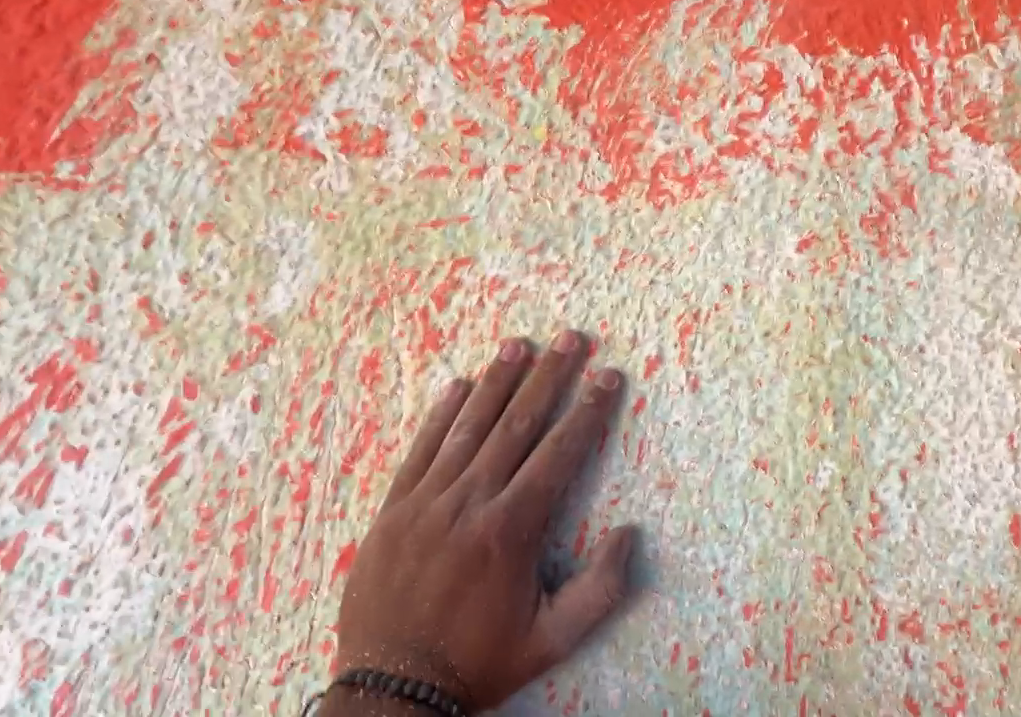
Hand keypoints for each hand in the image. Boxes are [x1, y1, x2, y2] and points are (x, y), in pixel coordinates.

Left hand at [329, 331, 634, 712]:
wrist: (390, 688)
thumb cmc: (479, 661)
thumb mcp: (552, 641)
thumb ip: (600, 590)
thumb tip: (629, 533)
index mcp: (511, 530)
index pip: (560, 453)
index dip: (589, 410)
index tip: (608, 375)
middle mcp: (471, 503)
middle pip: (518, 425)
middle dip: (550, 377)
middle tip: (571, 339)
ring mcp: (427, 501)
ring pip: (470, 427)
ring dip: (498, 381)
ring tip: (519, 345)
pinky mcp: (394, 508)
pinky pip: (422, 449)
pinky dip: (442, 414)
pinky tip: (459, 384)